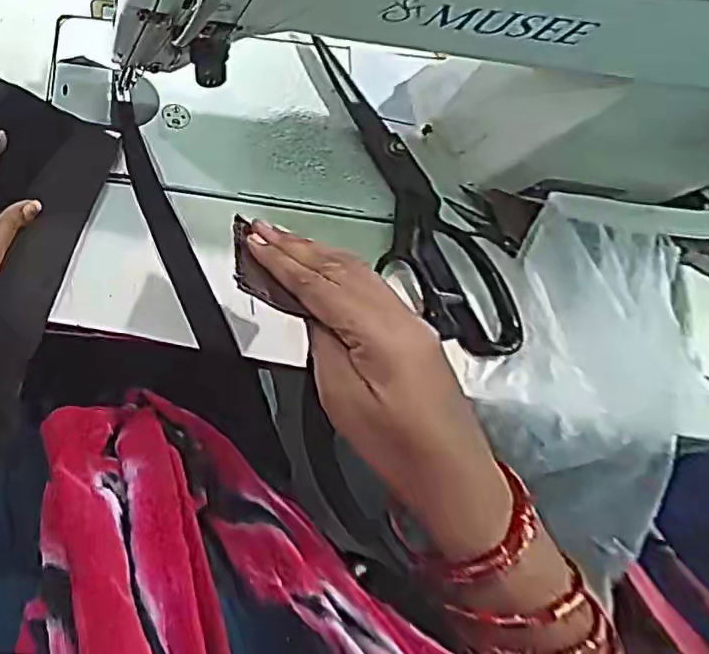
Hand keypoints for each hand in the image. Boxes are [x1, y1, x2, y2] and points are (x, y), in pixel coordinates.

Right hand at [242, 219, 512, 558]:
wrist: (454, 480)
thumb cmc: (397, 446)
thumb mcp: (339, 394)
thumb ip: (319, 340)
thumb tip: (305, 309)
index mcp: (381, 334)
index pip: (319, 284)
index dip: (281, 260)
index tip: (253, 241)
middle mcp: (401, 318)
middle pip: (339, 267)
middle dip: (294, 245)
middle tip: (259, 228)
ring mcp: (411, 321)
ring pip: (356, 269)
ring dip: (314, 249)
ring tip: (282, 236)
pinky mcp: (412, 330)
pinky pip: (368, 282)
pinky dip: (336, 264)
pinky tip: (321, 260)